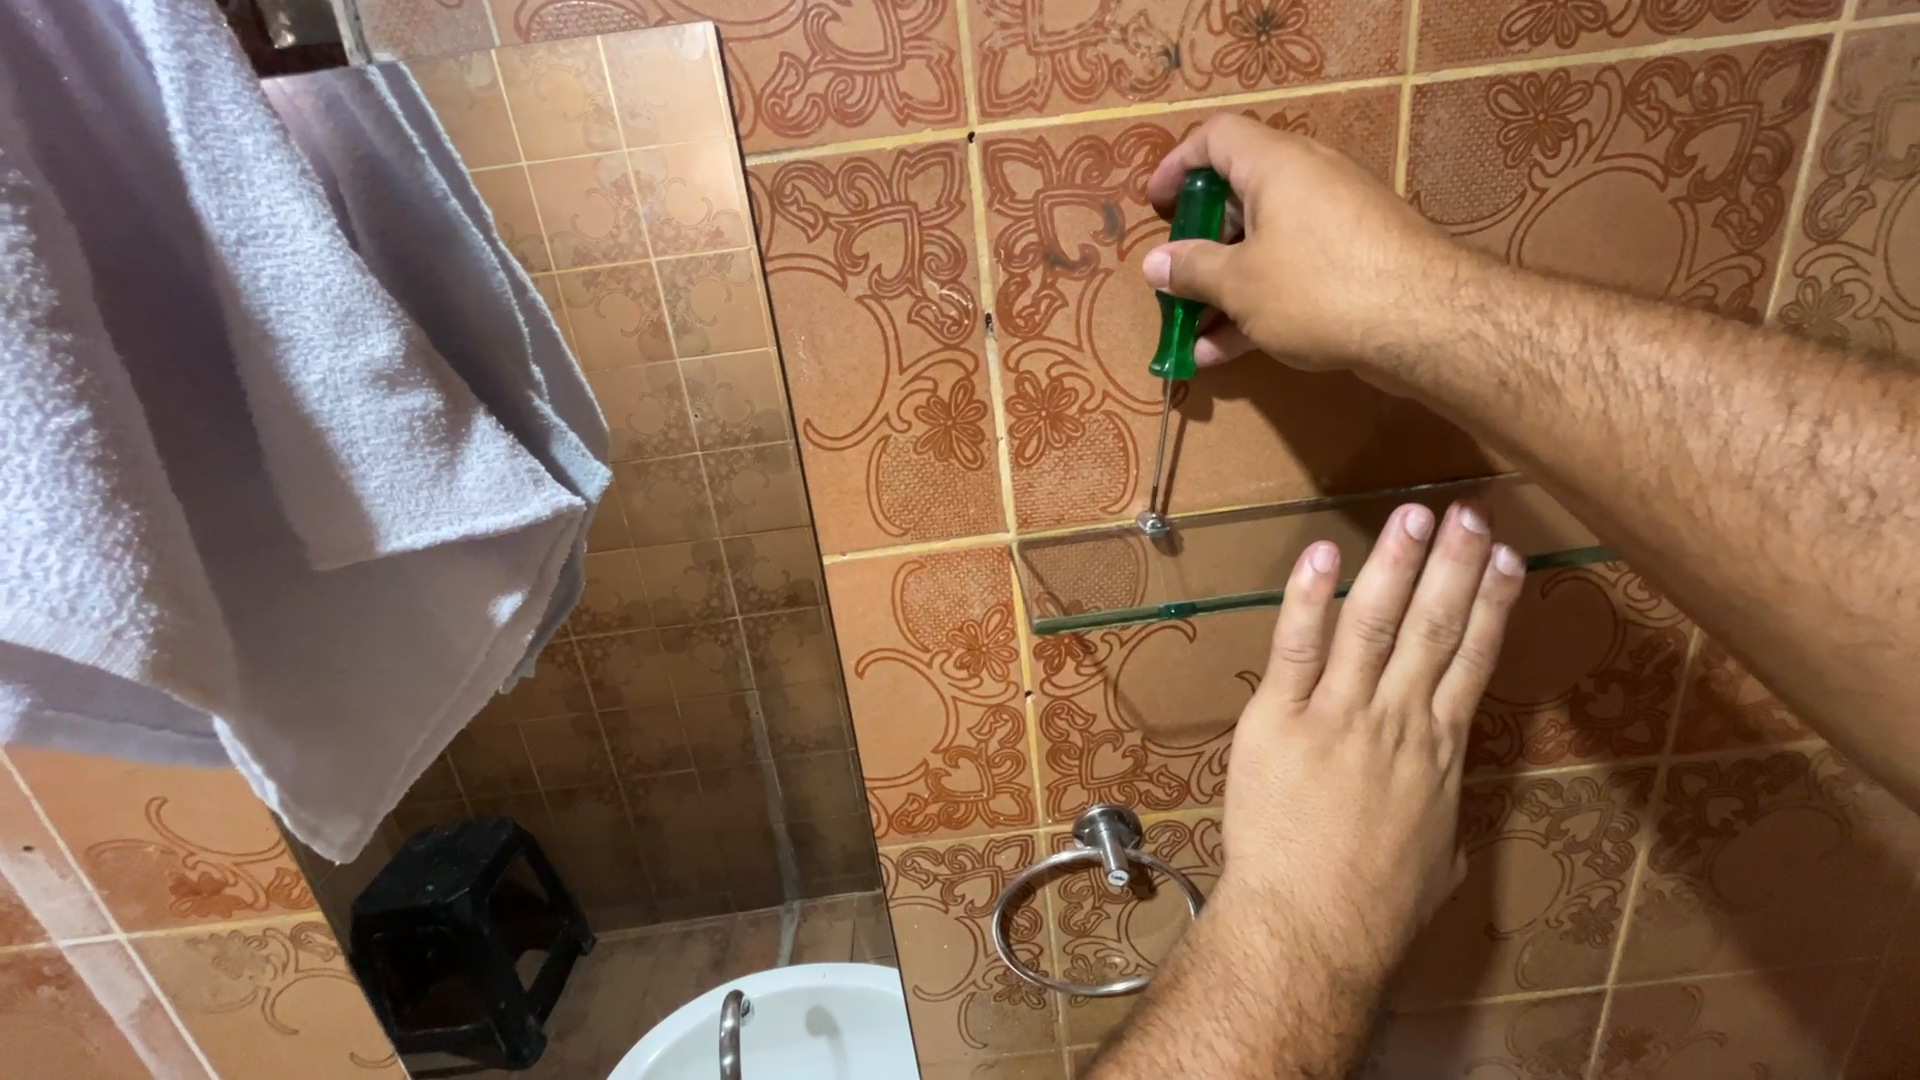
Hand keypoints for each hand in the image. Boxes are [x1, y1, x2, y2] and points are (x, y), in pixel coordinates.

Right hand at [1141, 113, 1464, 375]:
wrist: (1423, 323)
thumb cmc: (1316, 288)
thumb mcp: (1239, 283)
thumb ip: (1191, 270)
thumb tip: (1155, 264)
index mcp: (1275, 166)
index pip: (1216, 138)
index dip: (1177, 165)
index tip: (1154, 205)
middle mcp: (1305, 182)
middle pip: (1237, 197)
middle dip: (1197, 243)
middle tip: (1172, 277)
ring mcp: (1331, 223)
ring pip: (1260, 245)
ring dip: (1220, 288)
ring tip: (1187, 331)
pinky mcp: (1349, 262)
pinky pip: (1287, 274)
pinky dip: (1252, 305)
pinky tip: (1220, 352)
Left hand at [1216, 500, 1523, 975]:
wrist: (1312, 926)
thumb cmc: (1373, 904)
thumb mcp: (1434, 861)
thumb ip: (1442, 824)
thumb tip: (1448, 820)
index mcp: (1439, 751)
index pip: (1473, 660)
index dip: (1490, 604)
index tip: (1504, 559)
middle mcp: (1399, 722)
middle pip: (1434, 629)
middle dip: (1452, 565)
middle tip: (1469, 511)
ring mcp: (1340, 715)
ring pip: (1375, 625)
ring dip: (1396, 564)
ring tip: (1414, 514)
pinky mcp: (1282, 718)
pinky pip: (1298, 647)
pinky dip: (1308, 599)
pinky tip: (1322, 554)